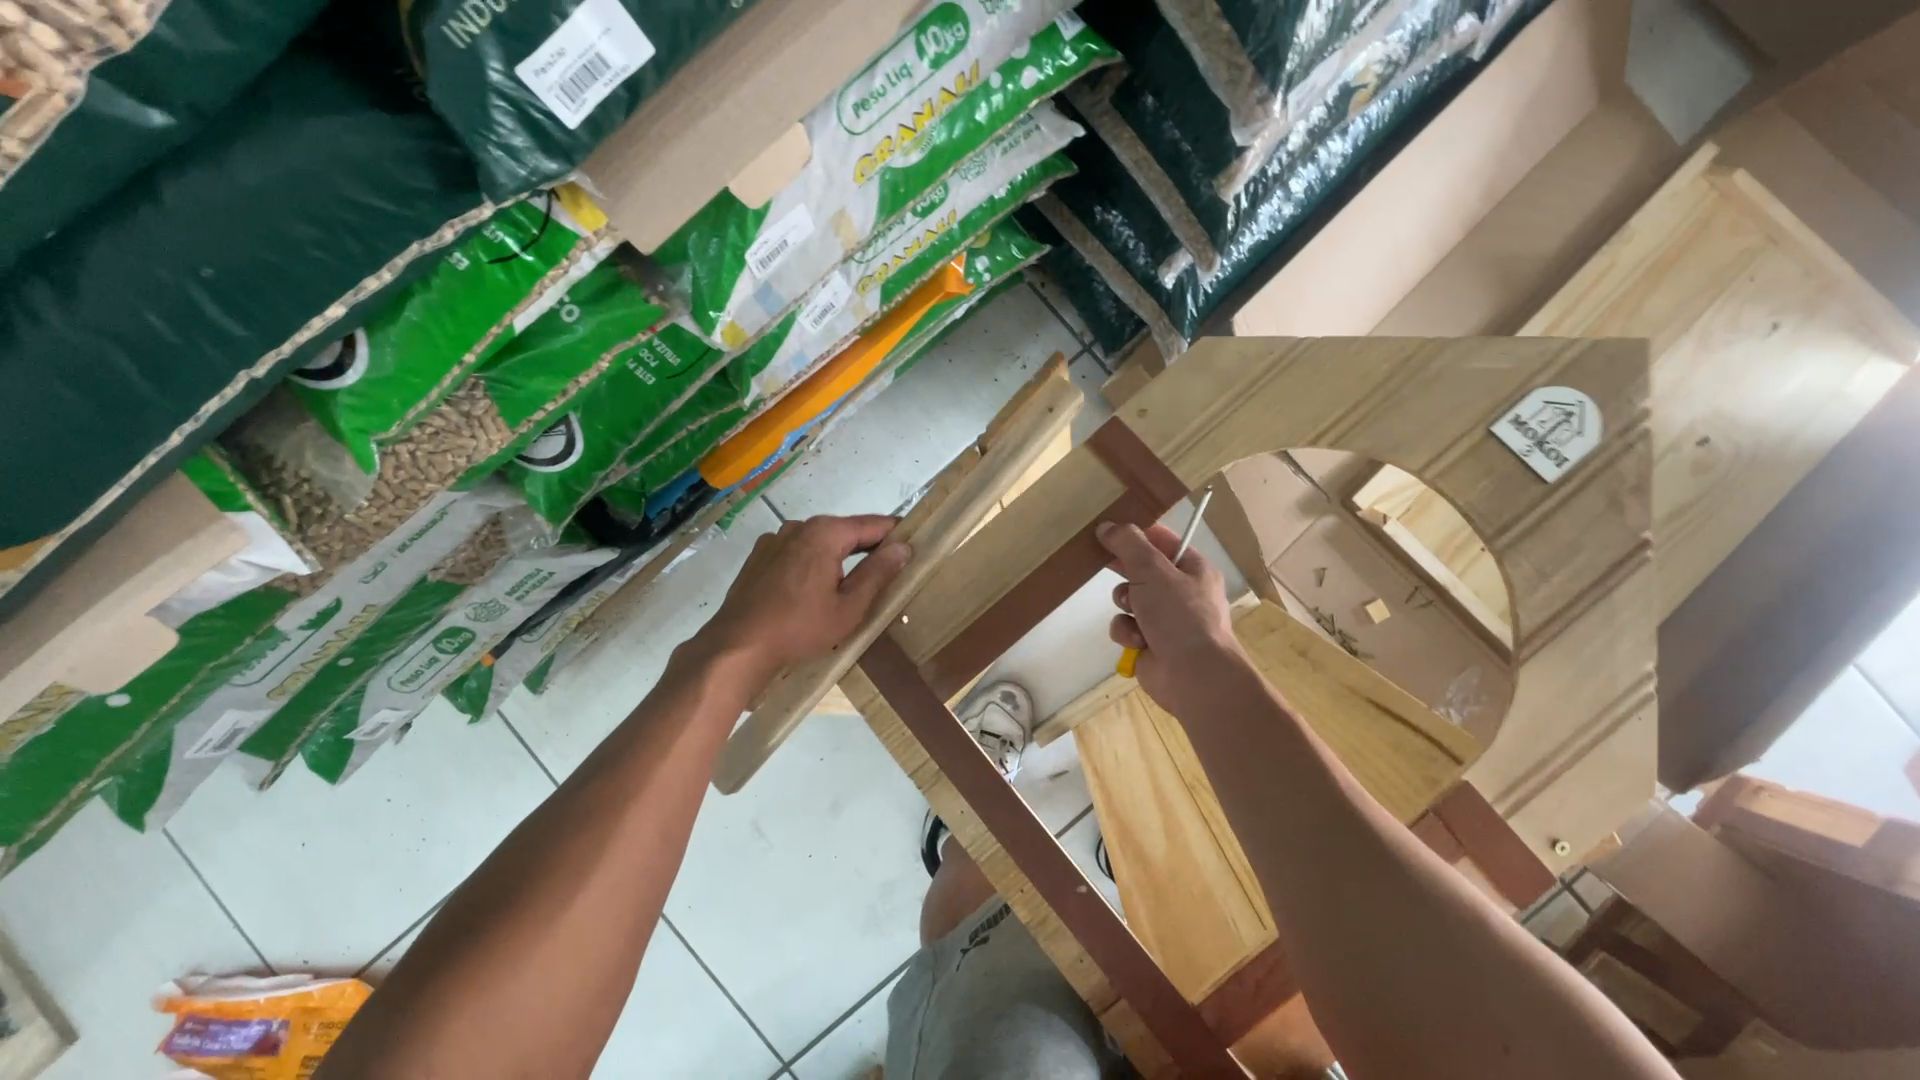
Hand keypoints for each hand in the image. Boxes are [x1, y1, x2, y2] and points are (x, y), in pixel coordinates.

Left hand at [696, 515, 911, 678]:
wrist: (738, 645)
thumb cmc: (800, 628)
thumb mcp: (849, 607)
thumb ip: (878, 573)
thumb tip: (903, 548)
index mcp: (825, 533)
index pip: (872, 524)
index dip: (896, 534)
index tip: (914, 545)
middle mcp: (799, 526)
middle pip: (844, 531)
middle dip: (867, 548)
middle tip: (887, 571)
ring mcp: (774, 540)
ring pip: (818, 542)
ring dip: (837, 557)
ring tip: (849, 586)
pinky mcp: (758, 557)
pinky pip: (796, 553)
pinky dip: (811, 564)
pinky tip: (812, 591)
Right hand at [1097, 520, 1252, 719]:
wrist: (1193, 676)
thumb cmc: (1180, 615)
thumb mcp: (1153, 571)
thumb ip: (1128, 545)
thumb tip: (1107, 526)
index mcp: (1193, 568)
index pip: (1162, 540)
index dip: (1136, 533)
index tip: (1109, 528)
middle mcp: (1181, 591)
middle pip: (1142, 569)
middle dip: (1125, 572)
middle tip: (1101, 561)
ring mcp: (1165, 619)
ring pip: (1128, 599)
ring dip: (1125, 606)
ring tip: (1135, 614)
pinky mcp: (1149, 642)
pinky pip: (1125, 626)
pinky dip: (1126, 632)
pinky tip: (1137, 640)